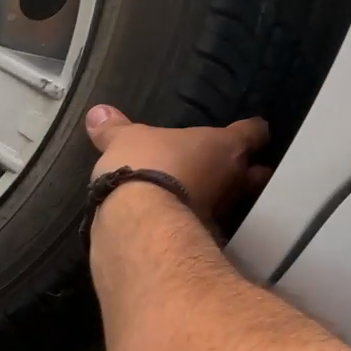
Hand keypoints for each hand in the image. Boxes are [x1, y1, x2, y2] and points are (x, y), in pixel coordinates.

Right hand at [85, 105, 273, 221]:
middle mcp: (233, 178)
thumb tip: (97, 111)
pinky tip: (178, 227)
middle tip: (227, 173)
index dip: (248, 131)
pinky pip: (203, 229)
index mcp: (224, 145)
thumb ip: (113, 128)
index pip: (253, 132)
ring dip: (219, 202)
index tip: (242, 133)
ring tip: (200, 202)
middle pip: (253, 173)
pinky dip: (194, 227)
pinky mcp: (200, 239)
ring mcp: (219, 212)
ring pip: (231, 204)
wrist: (139, 220)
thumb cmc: (144, 166)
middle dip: (244, 173)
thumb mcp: (122, 141)